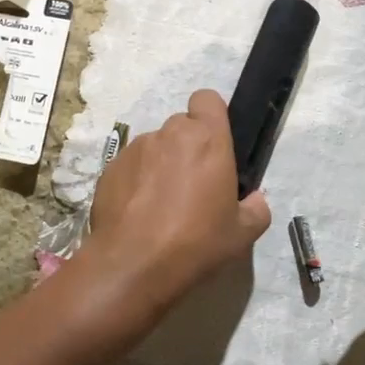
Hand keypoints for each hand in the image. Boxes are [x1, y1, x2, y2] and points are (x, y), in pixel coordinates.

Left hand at [83, 90, 271, 307]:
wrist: (133, 264)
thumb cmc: (197, 243)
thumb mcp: (243, 234)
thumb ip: (256, 209)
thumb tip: (254, 200)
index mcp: (207, 139)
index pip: (207, 99)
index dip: (211, 117)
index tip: (214, 146)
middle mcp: (168, 134)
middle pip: (180, 127)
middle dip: (187, 149)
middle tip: (192, 187)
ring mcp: (134, 150)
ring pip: (153, 148)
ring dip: (160, 166)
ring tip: (161, 206)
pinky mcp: (109, 169)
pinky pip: (130, 167)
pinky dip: (136, 182)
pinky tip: (138, 214)